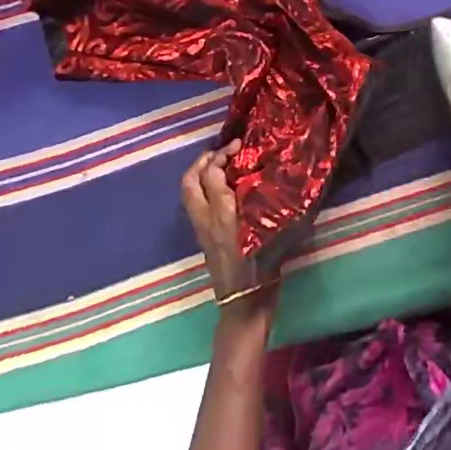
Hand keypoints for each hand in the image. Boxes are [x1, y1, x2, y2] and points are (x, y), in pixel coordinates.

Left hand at [181, 139, 275, 319]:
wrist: (245, 304)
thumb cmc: (259, 267)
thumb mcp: (260, 229)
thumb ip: (255, 200)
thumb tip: (255, 171)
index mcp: (219, 213)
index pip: (210, 174)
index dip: (221, 155)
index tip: (239, 145)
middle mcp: (205, 218)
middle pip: (190, 181)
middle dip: (203, 161)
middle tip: (224, 151)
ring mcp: (203, 229)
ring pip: (192, 193)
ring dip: (202, 174)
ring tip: (225, 164)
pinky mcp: (207, 238)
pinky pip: (199, 204)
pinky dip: (207, 189)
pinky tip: (228, 188)